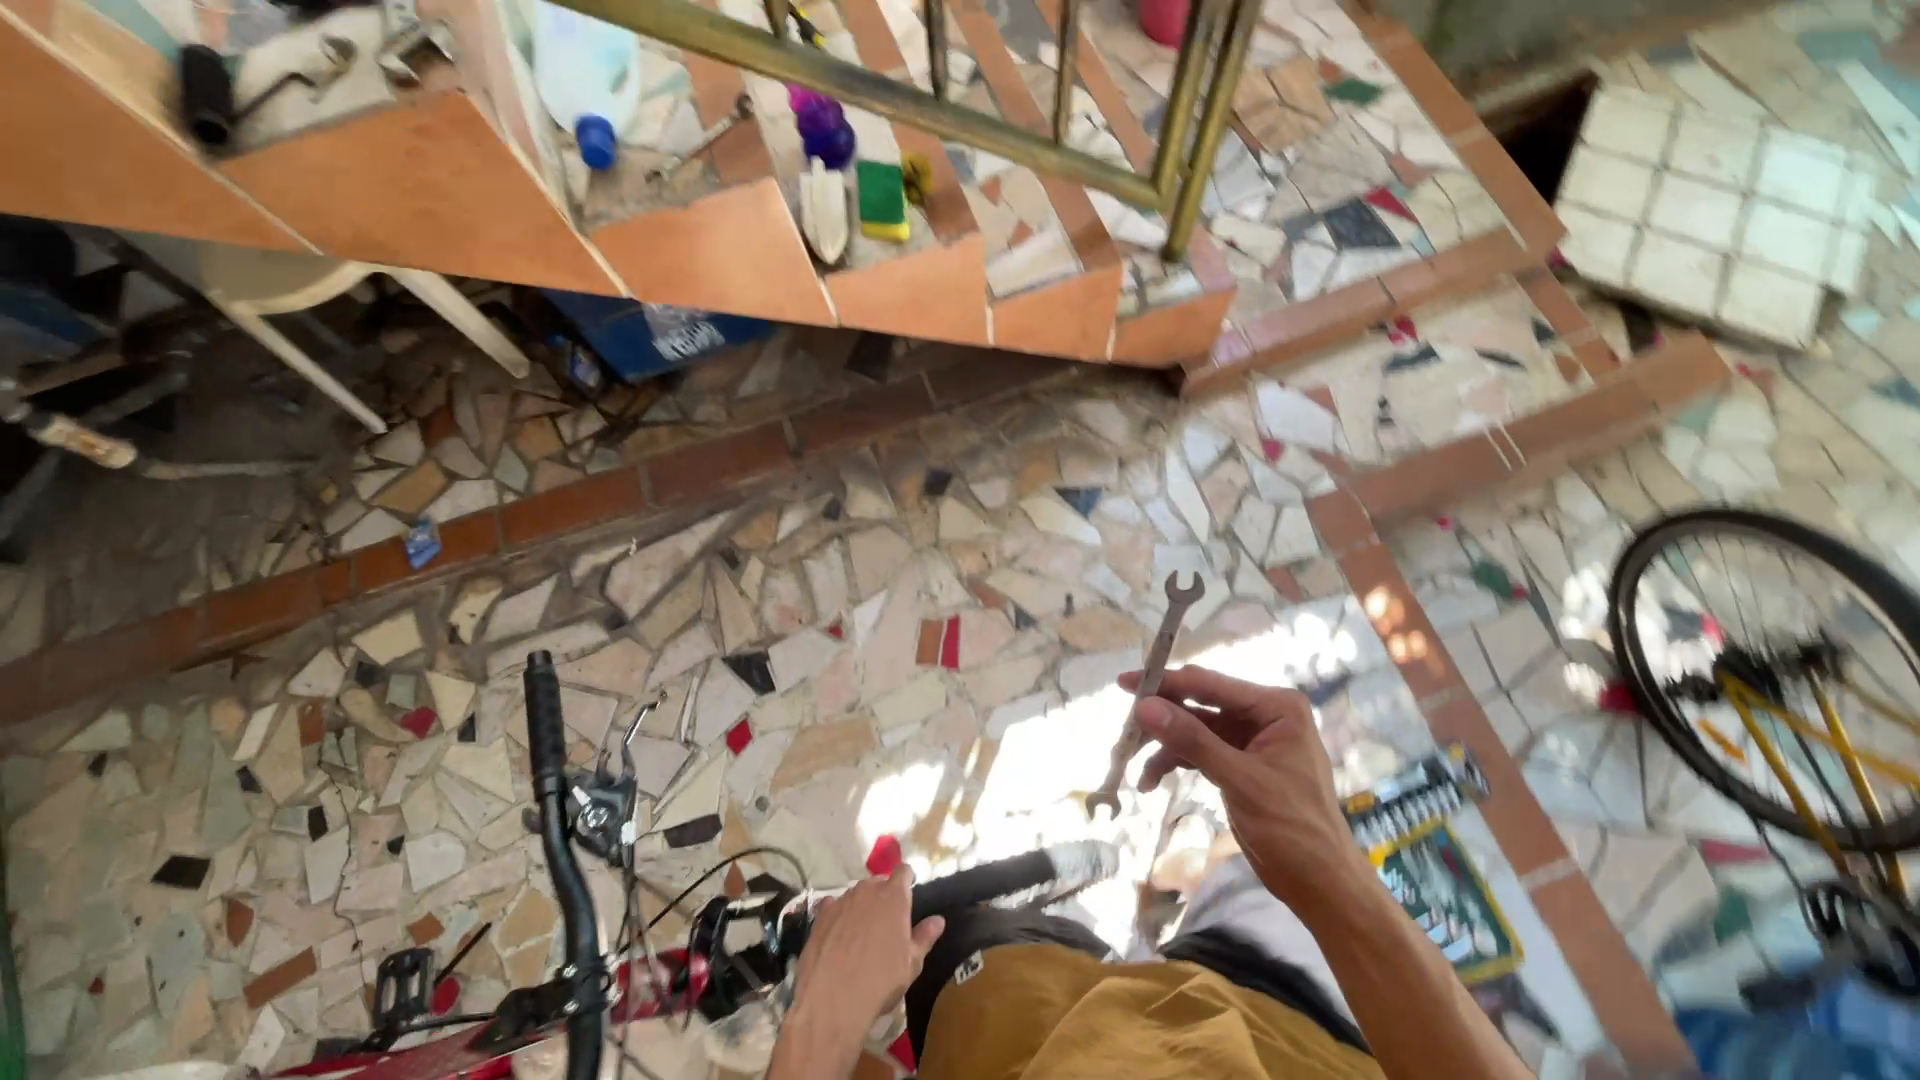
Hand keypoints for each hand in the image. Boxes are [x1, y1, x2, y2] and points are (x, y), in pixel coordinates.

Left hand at [791, 866, 945, 1031]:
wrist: (831, 999)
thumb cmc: (880, 981)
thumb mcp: (911, 964)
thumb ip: (924, 937)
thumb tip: (938, 920)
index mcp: (894, 897)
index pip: (903, 871)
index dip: (907, 879)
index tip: (908, 892)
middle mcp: (867, 891)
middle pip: (878, 882)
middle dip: (884, 894)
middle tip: (887, 920)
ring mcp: (841, 900)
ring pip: (856, 893)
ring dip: (861, 904)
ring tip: (861, 930)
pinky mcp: (820, 914)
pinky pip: (833, 905)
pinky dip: (839, 914)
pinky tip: (838, 934)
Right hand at [1118, 665, 1370, 911]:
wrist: (1320, 883)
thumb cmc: (1292, 827)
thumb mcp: (1240, 780)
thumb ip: (1192, 740)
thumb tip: (1144, 707)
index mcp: (1276, 707)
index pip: (1211, 684)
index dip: (1166, 682)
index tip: (1124, 682)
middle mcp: (1263, 715)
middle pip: (1199, 703)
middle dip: (1162, 716)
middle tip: (1125, 728)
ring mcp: (1250, 740)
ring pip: (1194, 729)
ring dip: (1164, 746)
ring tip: (1133, 764)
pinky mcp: (1239, 765)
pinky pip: (1198, 752)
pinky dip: (1175, 763)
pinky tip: (1150, 782)